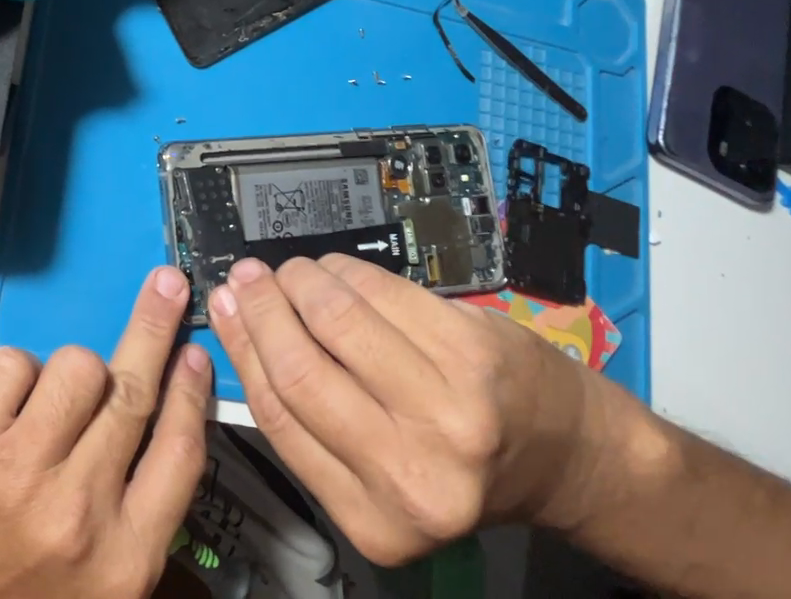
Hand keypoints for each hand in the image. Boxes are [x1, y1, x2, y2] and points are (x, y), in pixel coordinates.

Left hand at [0, 266, 213, 598]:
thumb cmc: (30, 591)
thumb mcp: (108, 577)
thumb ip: (144, 508)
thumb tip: (169, 408)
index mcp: (126, 555)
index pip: (178, 452)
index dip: (190, 392)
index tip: (194, 352)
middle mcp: (78, 510)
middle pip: (130, 393)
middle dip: (153, 329)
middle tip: (166, 285)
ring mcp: (17, 472)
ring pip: (74, 367)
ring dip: (75, 369)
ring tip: (56, 401)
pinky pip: (11, 364)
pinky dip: (18, 369)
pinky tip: (12, 403)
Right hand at [209, 255, 619, 565]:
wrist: (567, 453)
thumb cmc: (459, 463)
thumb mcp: (375, 473)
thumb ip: (308, 418)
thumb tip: (237, 328)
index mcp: (376, 520)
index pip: (280, 416)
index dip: (242, 351)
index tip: (223, 309)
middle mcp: (413, 474)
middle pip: (300, 369)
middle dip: (262, 310)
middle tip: (245, 277)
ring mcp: (449, 408)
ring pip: (336, 319)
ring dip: (300, 281)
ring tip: (290, 272)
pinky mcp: (473, 351)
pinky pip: (382, 292)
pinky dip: (344, 271)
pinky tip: (334, 270)